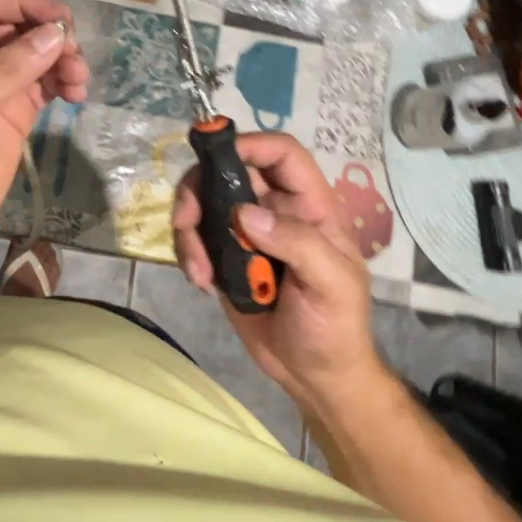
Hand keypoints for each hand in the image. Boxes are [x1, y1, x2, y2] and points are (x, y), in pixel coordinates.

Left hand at [0, 0, 90, 277]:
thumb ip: (7, 70)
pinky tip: (76, 94)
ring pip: (36, 53)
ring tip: (78, 82)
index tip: (63, 18)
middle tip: (75, 57)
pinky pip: (44, 82)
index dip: (26, 3)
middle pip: (18, 25)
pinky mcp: (14, 111)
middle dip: (50, 34)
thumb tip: (56, 34)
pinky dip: (63, 82)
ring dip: (62, 59)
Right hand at [172, 133, 386, 399]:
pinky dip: (188, 254)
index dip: (250, 144)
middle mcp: (274, 210)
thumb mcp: (332, 285)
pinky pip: (194, 237)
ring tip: (198, 269)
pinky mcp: (223, 258)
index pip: (281, 154)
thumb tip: (245, 214)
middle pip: (228, 171)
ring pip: (203, 203)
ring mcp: (245, 233)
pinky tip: (201, 283)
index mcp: (309, 206)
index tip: (214, 157)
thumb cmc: (336, 328)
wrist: (314, 377)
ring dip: (189, 228)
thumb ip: (297, 243)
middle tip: (186, 218)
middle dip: (199, 188)